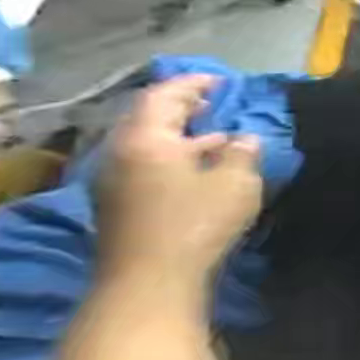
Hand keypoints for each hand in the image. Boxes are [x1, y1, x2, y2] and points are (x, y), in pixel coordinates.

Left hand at [93, 75, 263, 294]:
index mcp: (145, 140)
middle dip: (182, 106)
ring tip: (217, 134)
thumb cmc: (196, 221)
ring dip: (181, 134)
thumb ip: (242, 153)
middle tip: (214, 100)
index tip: (221, 80)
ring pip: (148, 144)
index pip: (163, 96)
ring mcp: (116, 181)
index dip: (192, 83)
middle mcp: (121, 154)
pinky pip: (148, 164)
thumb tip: (243, 140)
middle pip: (148, 119)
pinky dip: (175, 155)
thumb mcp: (236, 181)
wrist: (149, 279)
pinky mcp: (122, 203)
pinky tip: (202, 165)